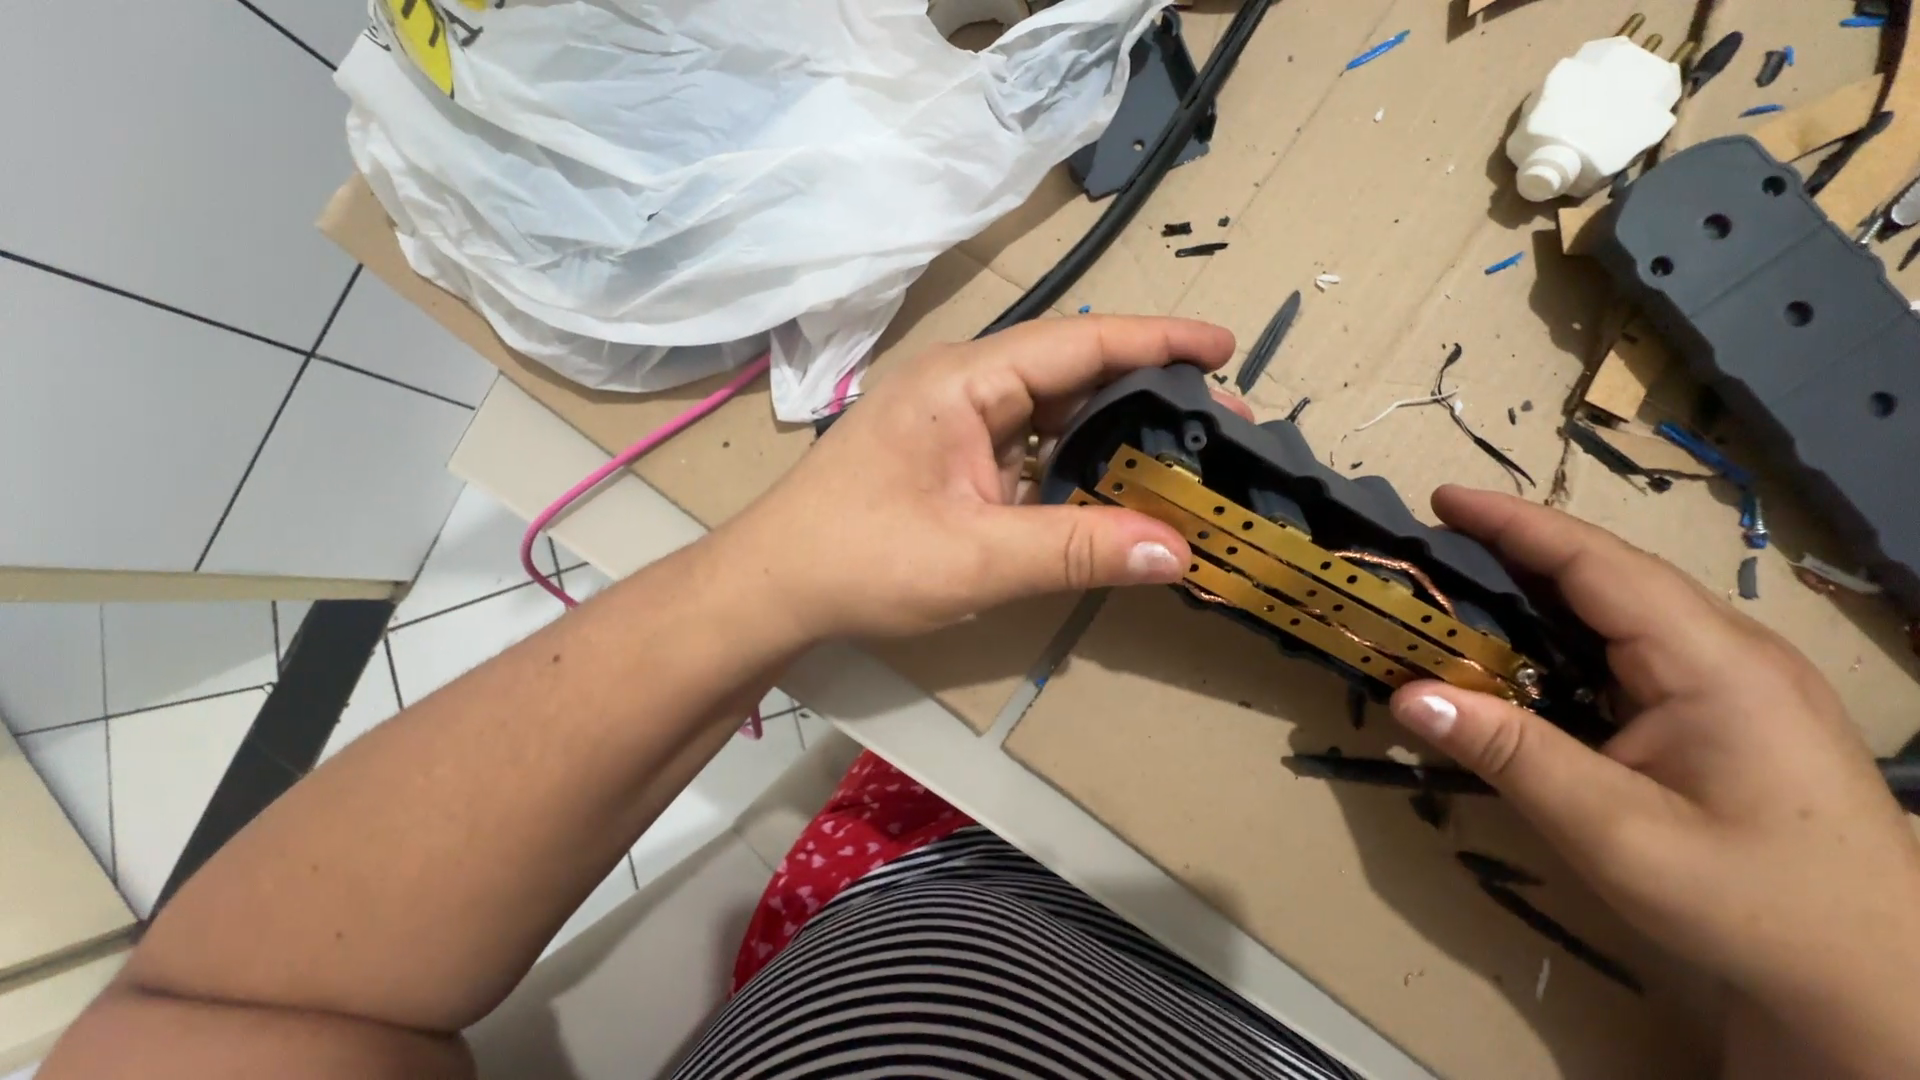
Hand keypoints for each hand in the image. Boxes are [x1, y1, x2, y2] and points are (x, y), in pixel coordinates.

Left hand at [718, 316, 1243, 639]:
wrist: (775, 585)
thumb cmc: (861, 560)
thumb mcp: (975, 558)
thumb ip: (1076, 550)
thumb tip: (1176, 551)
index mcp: (964, 382)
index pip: (1078, 343)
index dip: (1156, 342)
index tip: (1223, 348)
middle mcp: (961, 385)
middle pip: (1070, 370)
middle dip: (1145, 389)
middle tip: (1217, 422)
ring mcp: (952, 421)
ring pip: (1050, 409)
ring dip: (1110, 430)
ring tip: (1178, 454)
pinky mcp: (949, 456)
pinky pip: (1026, 444)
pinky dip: (1072, 461)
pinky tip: (1108, 486)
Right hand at [1385, 487, 1919, 1074]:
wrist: (1878, 977)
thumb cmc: (1751, 901)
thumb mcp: (1615, 833)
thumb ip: (1509, 754)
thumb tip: (1407, 693)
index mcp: (1712, 663)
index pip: (1597, 564)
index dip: (1514, 524)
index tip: (1440, 499)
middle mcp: (1730, 650)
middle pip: (1609, 571)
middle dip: (1518, 543)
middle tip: (1433, 537)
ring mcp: (1736, 675)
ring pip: (1621, 604)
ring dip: (1539, 583)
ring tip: (1462, 578)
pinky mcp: (1727, 704)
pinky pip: (1632, 641)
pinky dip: (1564, 625)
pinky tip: (1526, 644)